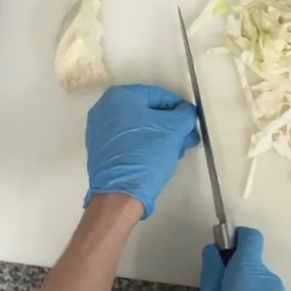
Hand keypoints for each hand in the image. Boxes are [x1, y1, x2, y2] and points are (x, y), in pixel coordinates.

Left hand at [83, 84, 199, 217]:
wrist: (119, 195)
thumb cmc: (146, 155)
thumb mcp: (173, 131)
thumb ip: (184, 114)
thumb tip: (186, 111)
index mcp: (119, 97)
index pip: (158, 95)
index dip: (179, 108)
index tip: (191, 122)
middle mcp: (104, 109)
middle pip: (146, 111)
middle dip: (170, 125)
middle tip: (187, 138)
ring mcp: (99, 131)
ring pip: (138, 128)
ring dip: (159, 137)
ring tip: (177, 150)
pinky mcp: (100, 150)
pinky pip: (127, 141)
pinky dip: (144, 146)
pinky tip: (159, 158)